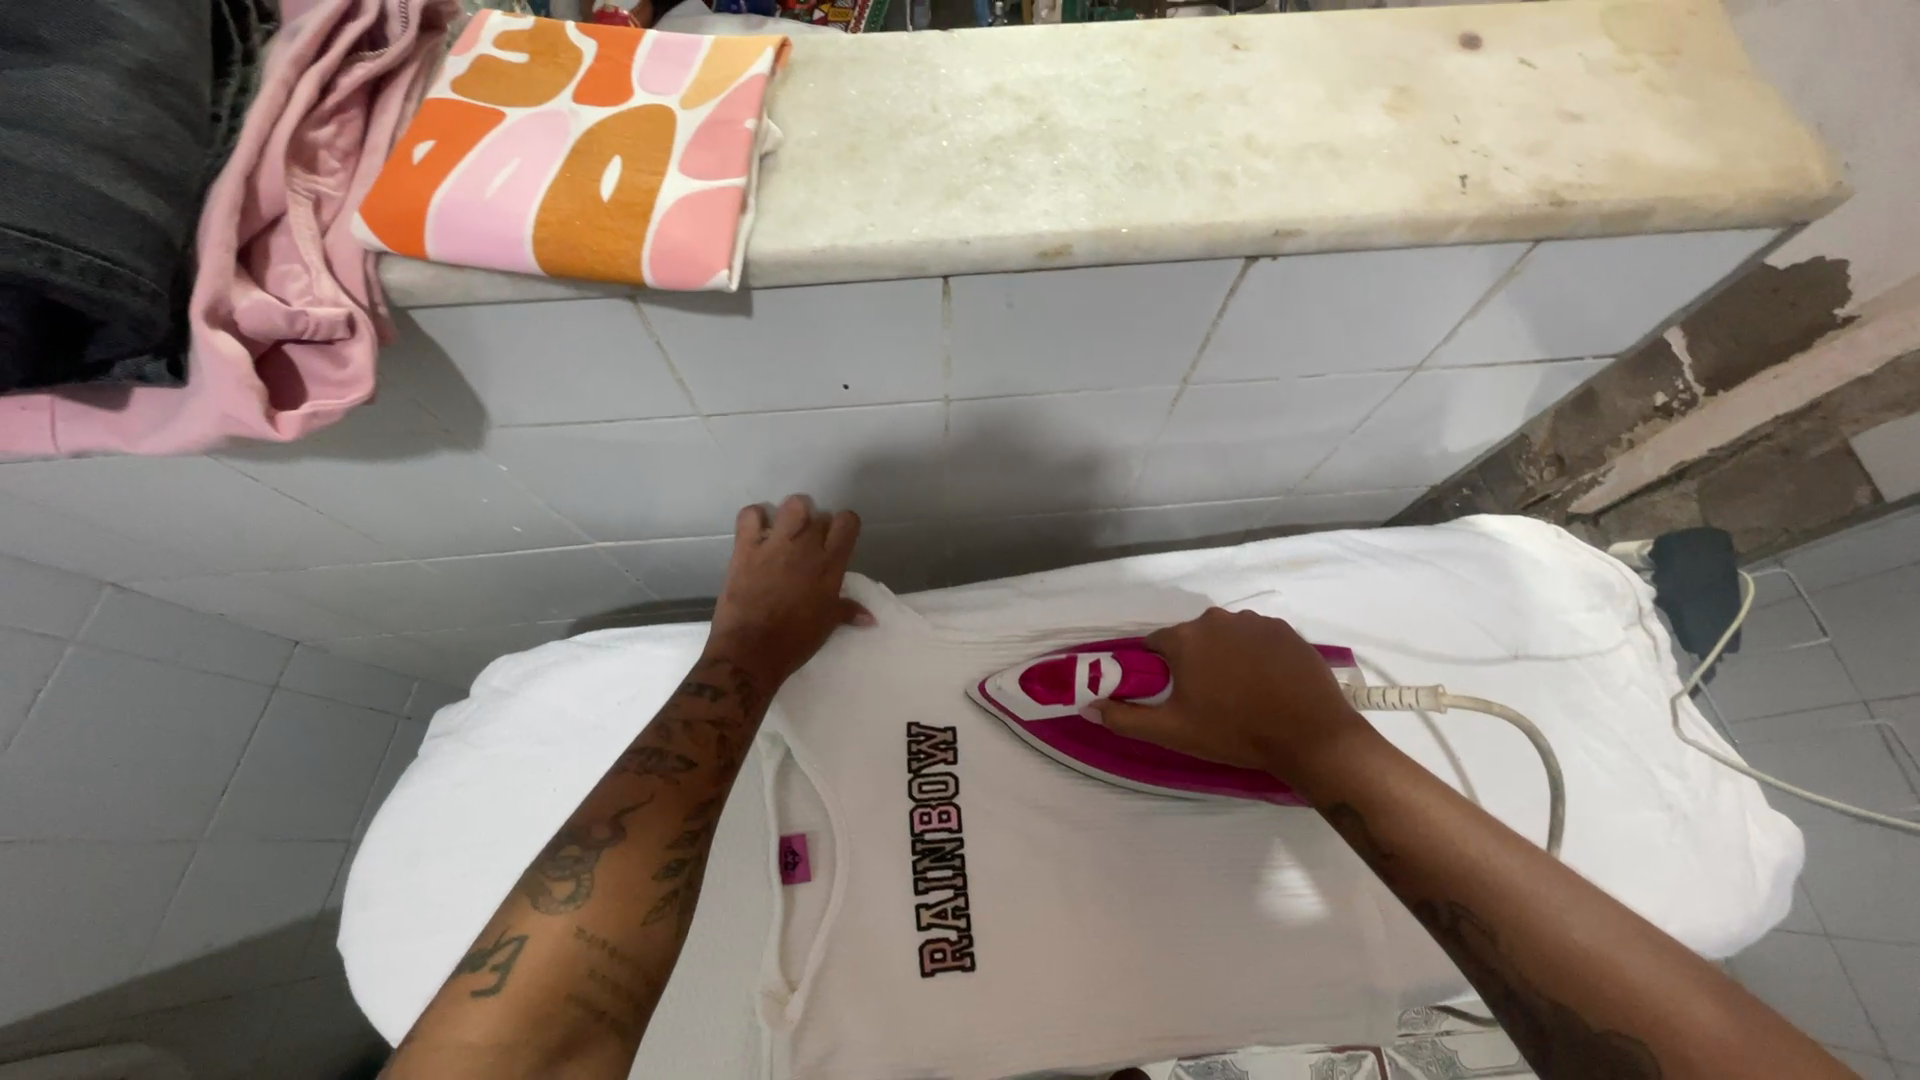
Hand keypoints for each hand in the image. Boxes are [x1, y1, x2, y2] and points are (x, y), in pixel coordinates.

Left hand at [707, 495, 872, 686]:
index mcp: (831, 565)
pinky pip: (751, 515)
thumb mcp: (827, 624)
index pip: (847, 522)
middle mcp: (806, 547)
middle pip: (820, 515)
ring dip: (792, 515)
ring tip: (786, 532)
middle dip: (817, 527)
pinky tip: (757, 533)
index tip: (836, 540)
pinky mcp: (746, 547)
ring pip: (793, 505)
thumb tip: (871, 618)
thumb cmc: (795, 641)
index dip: (843, 527)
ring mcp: (775, 544)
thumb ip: (848, 611)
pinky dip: (756, 518)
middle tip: (808, 547)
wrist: (751, 651)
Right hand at [1088, 608, 1371, 779]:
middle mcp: (1216, 619)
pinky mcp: (1286, 630)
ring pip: (1225, 636)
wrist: (1310, 735)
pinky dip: (1256, 655)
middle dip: (1193, 661)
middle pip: (1192, 637)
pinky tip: (1267, 683)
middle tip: (1208, 698)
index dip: (1159, 669)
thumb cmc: (1234, 732)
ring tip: (1241, 692)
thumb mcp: (1173, 731)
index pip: (1156, 645)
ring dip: (1225, 656)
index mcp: (1185, 639)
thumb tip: (1088, 707)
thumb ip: (1125, 718)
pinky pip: (1258, 638)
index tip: (1172, 694)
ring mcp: (1255, 622)